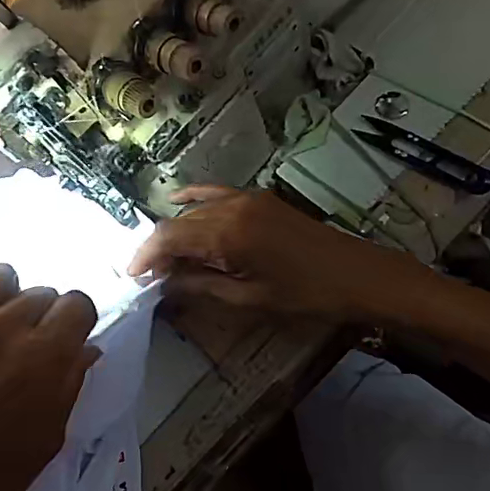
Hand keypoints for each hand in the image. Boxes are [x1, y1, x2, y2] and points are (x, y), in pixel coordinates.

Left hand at [0, 265, 98, 490]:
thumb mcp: (46, 442)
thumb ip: (69, 385)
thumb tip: (83, 348)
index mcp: (41, 358)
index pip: (78, 304)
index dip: (78, 321)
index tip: (69, 338)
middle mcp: (0, 328)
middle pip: (39, 292)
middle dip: (44, 316)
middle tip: (31, 345)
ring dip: (7, 295)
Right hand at [127, 185, 428, 321]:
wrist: (356, 274)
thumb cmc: (305, 294)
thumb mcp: (248, 298)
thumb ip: (201, 285)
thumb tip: (164, 284)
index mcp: (227, 234)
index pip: (170, 237)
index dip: (146, 256)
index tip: (133, 277)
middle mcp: (230, 208)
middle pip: (179, 223)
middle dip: (160, 249)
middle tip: (151, 277)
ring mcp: (245, 198)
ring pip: (195, 210)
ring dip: (177, 232)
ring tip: (167, 259)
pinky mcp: (258, 198)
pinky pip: (216, 192)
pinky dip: (194, 197)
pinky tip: (177, 199)